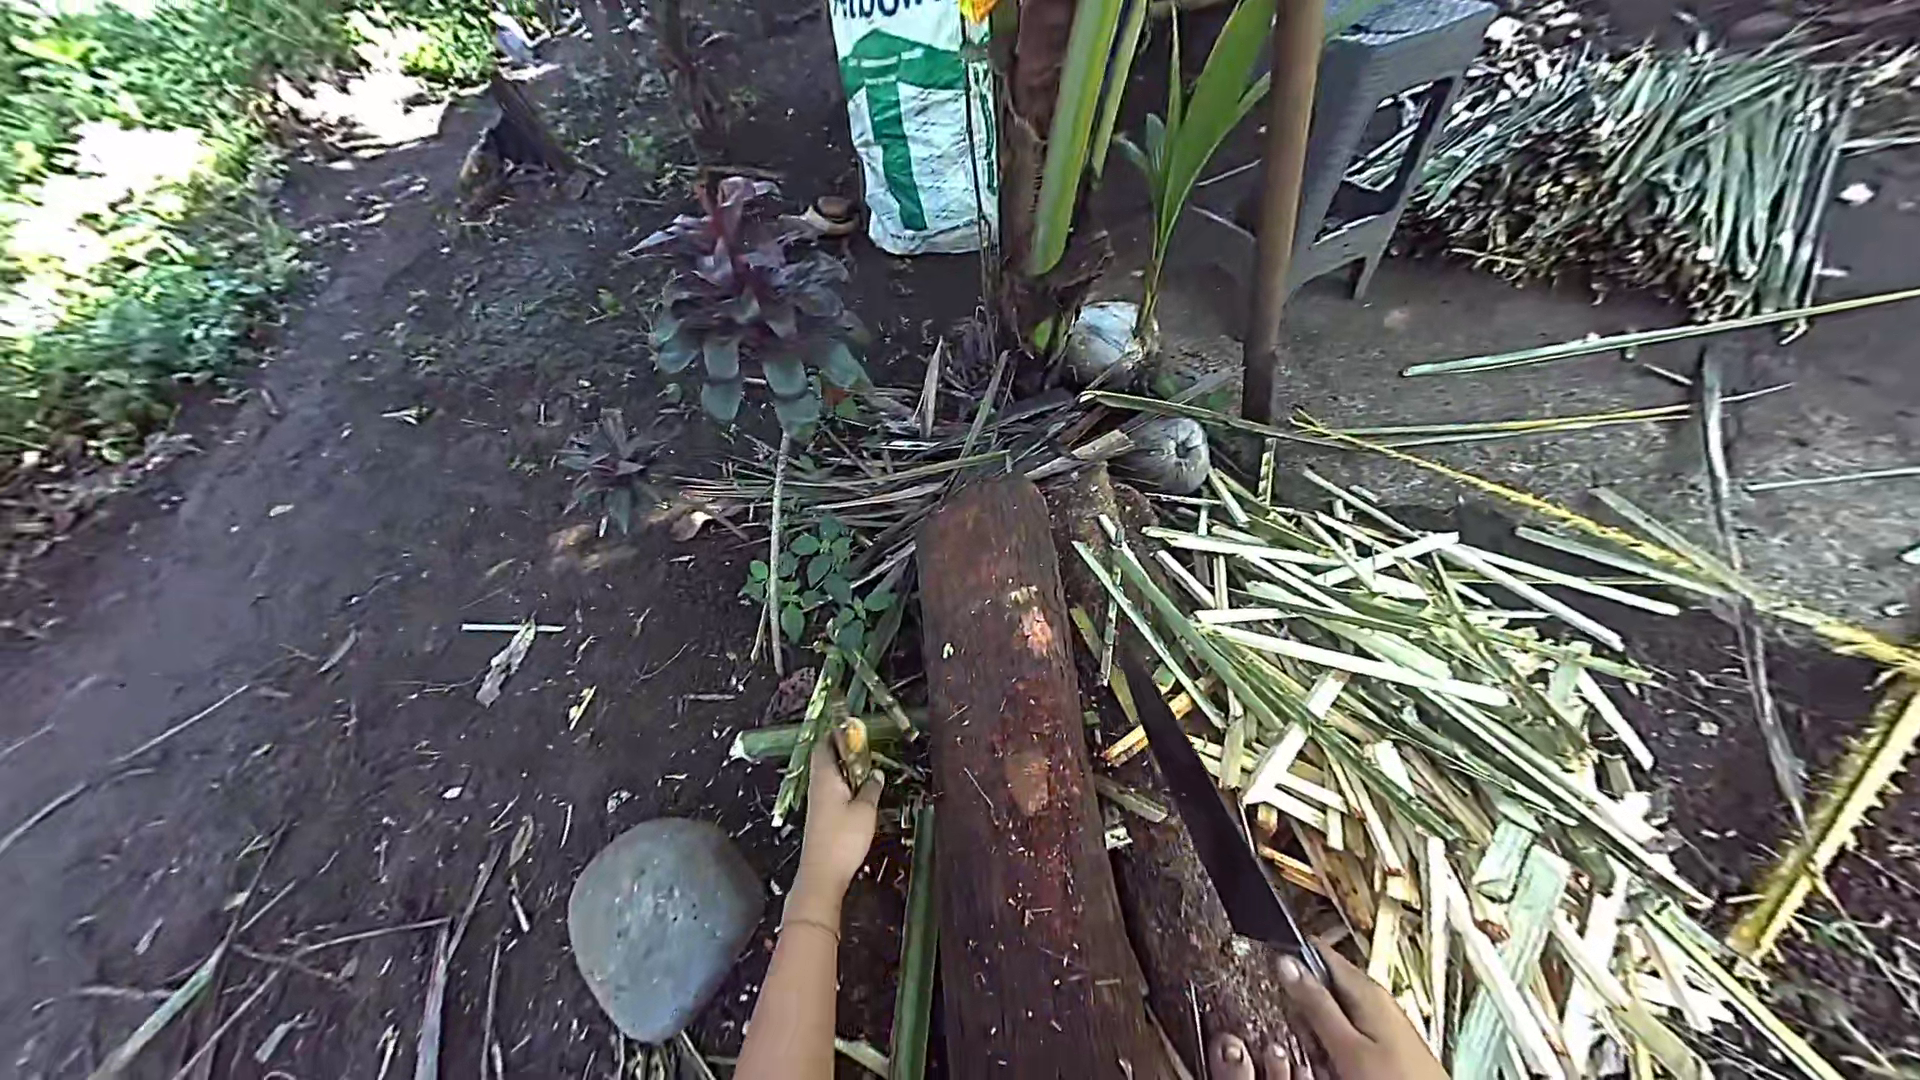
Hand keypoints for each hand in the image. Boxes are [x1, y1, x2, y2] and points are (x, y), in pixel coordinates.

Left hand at [795, 738, 881, 901]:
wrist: (822, 875)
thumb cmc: (843, 838)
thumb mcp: (865, 810)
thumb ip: (871, 788)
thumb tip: (877, 773)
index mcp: (825, 777)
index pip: (824, 745)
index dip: (835, 733)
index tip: (852, 726)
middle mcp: (818, 785)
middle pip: (825, 758)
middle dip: (842, 748)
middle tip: (864, 744)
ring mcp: (818, 801)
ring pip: (829, 774)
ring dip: (845, 766)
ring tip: (867, 763)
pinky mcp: (822, 815)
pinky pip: (831, 789)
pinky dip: (844, 782)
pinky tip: (860, 788)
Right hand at [1277, 941, 1447, 1079]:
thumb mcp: (1348, 1049)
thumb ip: (1316, 1003)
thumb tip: (1284, 960)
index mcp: (1365, 989)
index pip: (1316, 950)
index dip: (1291, 959)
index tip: (1272, 978)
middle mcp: (1374, 998)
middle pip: (1323, 980)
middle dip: (1304, 1000)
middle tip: (1296, 1028)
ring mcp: (1383, 1023)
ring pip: (1334, 1009)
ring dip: (1318, 1025)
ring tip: (1314, 1051)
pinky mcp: (1388, 1046)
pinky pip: (1349, 1030)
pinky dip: (1335, 1042)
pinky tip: (1333, 1063)